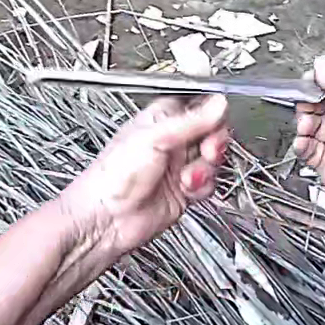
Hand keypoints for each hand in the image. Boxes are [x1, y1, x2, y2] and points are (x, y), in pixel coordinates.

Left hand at [58, 94, 230, 259]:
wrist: (106, 220)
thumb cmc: (112, 177)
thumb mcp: (154, 139)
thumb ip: (190, 122)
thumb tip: (218, 104)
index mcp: (161, 119)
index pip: (198, 107)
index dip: (211, 115)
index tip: (213, 125)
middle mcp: (171, 141)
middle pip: (211, 133)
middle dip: (213, 143)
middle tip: (207, 151)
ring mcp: (178, 166)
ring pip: (213, 160)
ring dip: (206, 169)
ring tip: (187, 176)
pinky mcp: (184, 189)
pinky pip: (208, 183)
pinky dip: (202, 187)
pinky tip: (186, 189)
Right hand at [293, 57, 324, 237]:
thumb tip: (324, 66)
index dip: (324, 82)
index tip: (311, 79)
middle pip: (323, 104)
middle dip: (311, 101)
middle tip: (306, 102)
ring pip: (312, 124)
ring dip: (304, 122)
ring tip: (306, 125)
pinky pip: (307, 148)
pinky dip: (301, 143)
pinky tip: (303, 142)